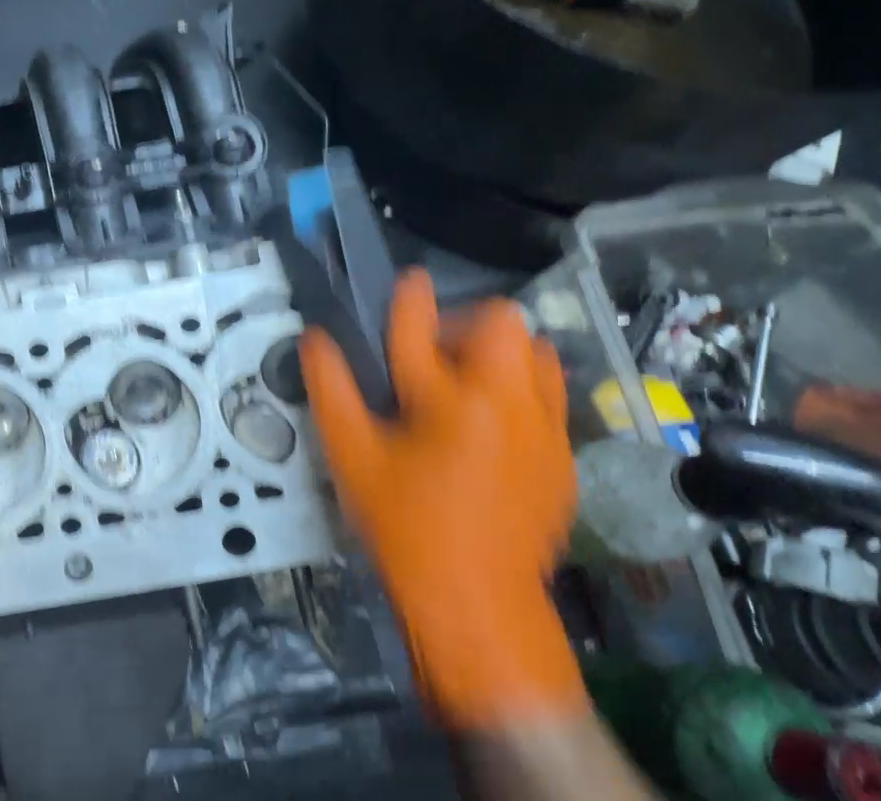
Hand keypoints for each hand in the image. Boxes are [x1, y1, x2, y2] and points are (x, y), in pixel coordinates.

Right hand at [301, 269, 584, 729]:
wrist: (476, 598)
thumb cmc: (402, 524)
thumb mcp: (350, 457)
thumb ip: (331, 390)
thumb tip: (315, 340)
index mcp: (447, 400)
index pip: (420, 326)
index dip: (410, 297)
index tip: (409, 280)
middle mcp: (507, 401)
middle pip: (504, 322)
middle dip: (466, 325)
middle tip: (434, 359)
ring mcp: (546, 429)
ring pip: (539, 354)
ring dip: (501, 355)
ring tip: (468, 388)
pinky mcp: (565, 457)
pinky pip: (551, 399)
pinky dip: (521, 394)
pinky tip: (490, 431)